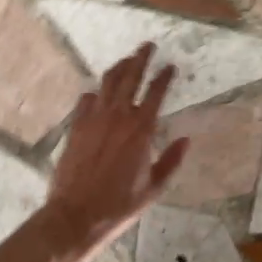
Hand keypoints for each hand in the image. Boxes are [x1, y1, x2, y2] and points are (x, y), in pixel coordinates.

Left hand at [41, 43, 189, 261]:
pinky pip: (86, 100)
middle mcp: (118, 116)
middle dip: (140, 58)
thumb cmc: (118, 206)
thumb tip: (186, 140)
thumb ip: (171, 161)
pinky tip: (97, 93)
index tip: (170, 66)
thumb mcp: (153, 189)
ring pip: (107, 82)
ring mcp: (93, 118)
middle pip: (130, 77)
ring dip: (118, 68)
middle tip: (147, 46)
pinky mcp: (75, 126)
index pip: (156, 92)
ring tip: (126, 60)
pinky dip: (95, 93)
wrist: (75, 215)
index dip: (164, 76)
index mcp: (141, 129)